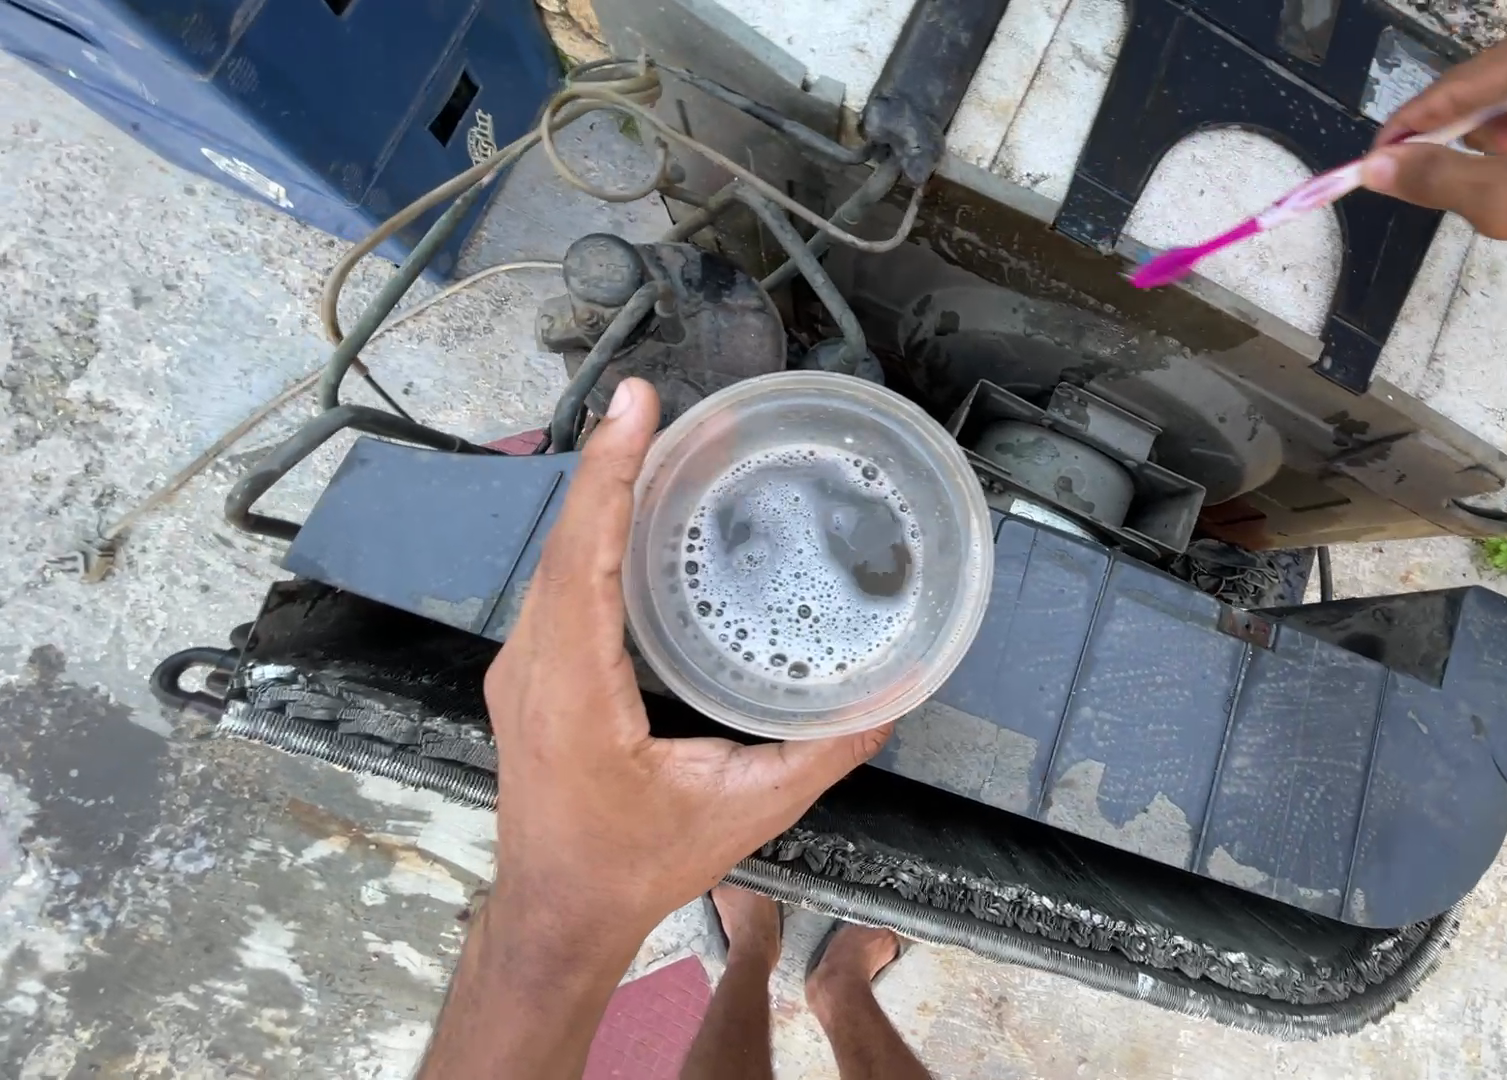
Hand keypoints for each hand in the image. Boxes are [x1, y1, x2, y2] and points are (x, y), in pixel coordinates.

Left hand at [482, 378, 890, 955]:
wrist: (559, 913)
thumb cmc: (643, 864)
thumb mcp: (749, 811)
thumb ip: (825, 754)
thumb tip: (892, 698)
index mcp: (576, 693)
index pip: (585, 562)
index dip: (610, 476)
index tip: (635, 405)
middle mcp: (536, 665)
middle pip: (566, 542)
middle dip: (613, 462)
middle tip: (661, 404)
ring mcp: (526, 666)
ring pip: (557, 558)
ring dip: (601, 491)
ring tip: (656, 439)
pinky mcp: (534, 671)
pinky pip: (561, 582)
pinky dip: (594, 531)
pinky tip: (633, 510)